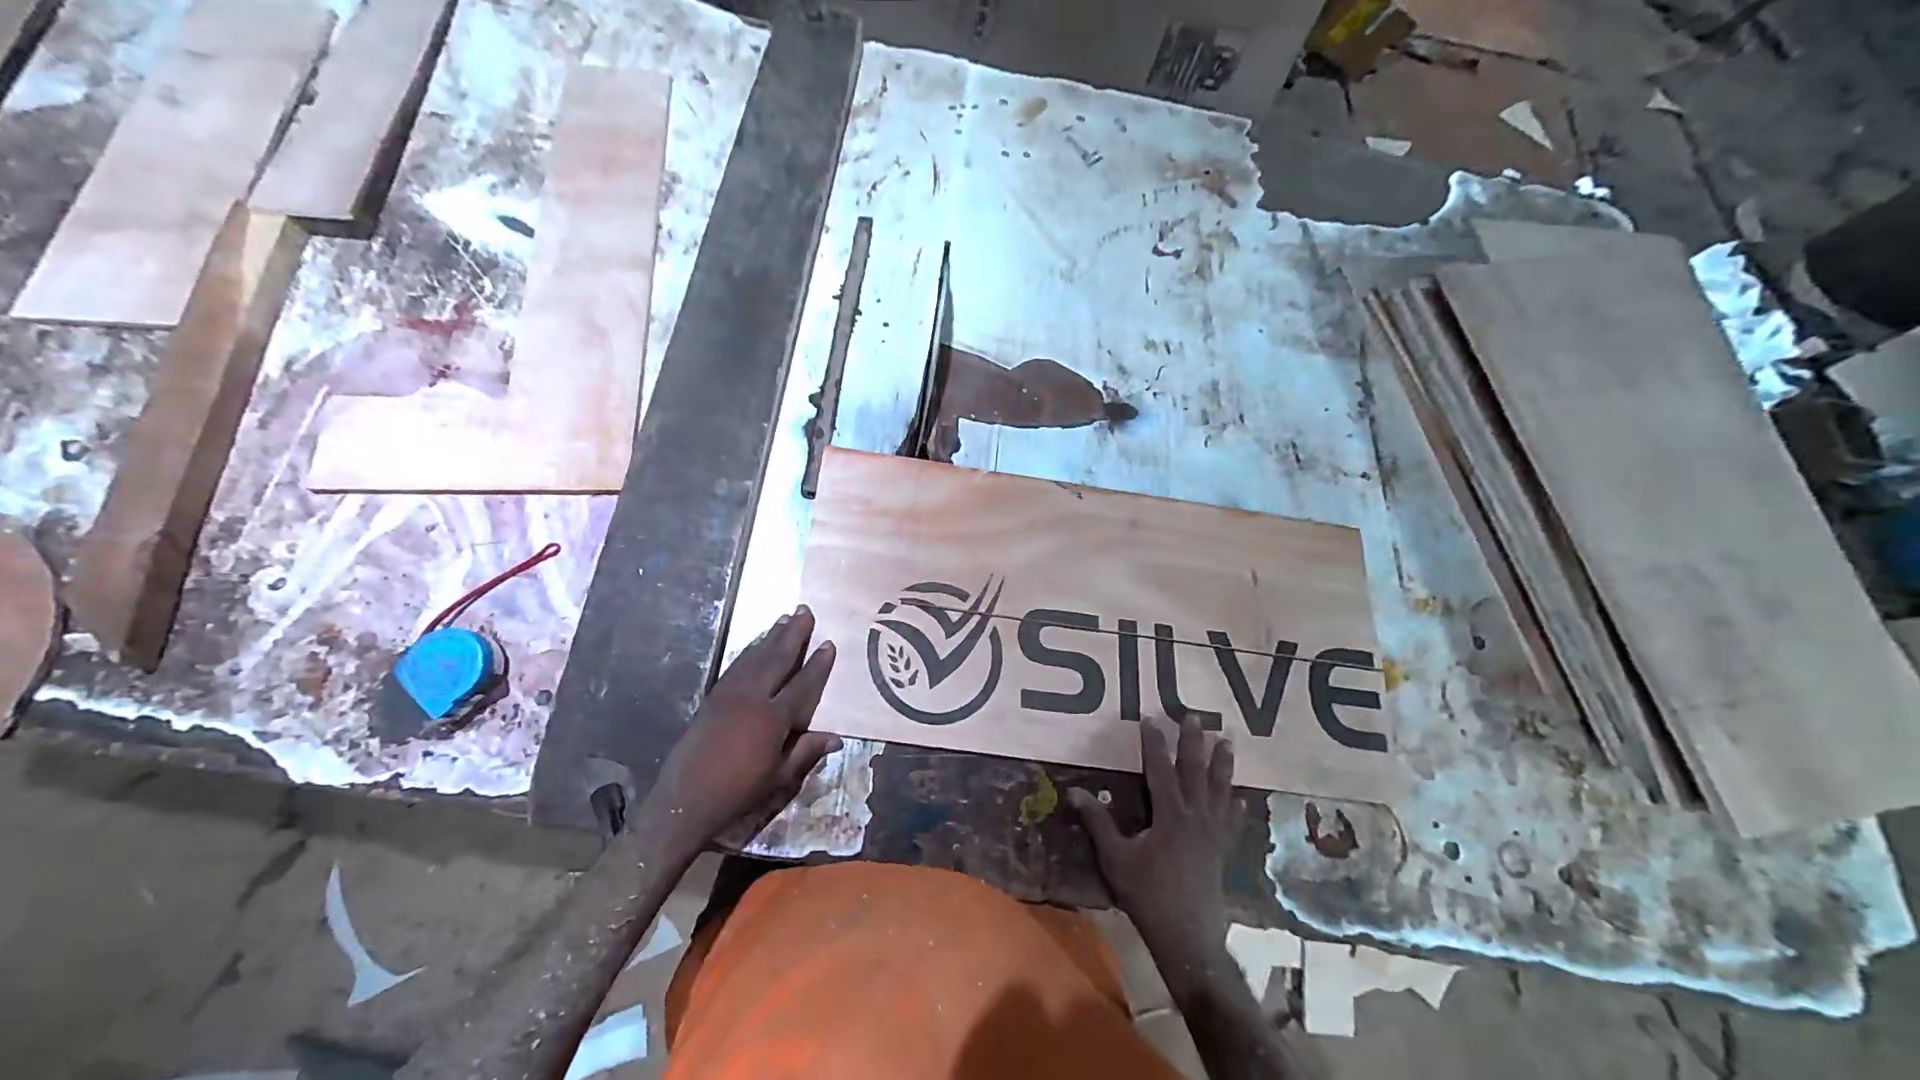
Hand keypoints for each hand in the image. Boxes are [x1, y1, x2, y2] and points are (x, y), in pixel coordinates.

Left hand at [638, 606, 841, 863]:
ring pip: (754, 658)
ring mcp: (728, 696)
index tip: (828, 643)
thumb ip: (805, 752)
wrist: (684, 802)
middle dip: (793, 634)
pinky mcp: (711, 699)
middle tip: (804, 611)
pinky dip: (748, 652)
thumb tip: (834, 737)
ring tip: (783, 619)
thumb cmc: (738, 793)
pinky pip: (735, 667)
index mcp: (773, 719)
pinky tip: (755, 646)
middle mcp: (751, 699)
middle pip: (777, 659)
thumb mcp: (779, 777)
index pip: (802, 684)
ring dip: (770, 637)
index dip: (817, 664)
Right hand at [1068, 716, 1237, 963]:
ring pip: (1220, 790)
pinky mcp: (1222, 850)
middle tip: (1194, 717)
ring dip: (1222, 764)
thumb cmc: (1147, 894)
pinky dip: (1236, 806)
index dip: (1154, 743)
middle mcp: (1196, 817)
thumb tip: (1075, 792)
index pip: (1161, 770)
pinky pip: (1232, 821)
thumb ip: (1098, 822)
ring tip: (1227, 742)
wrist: (1188, 936)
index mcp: (1170, 815)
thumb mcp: (1115, 858)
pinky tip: (1241, 797)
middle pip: (1195, 771)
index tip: (1150, 719)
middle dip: (1193, 742)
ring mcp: (1213, 834)